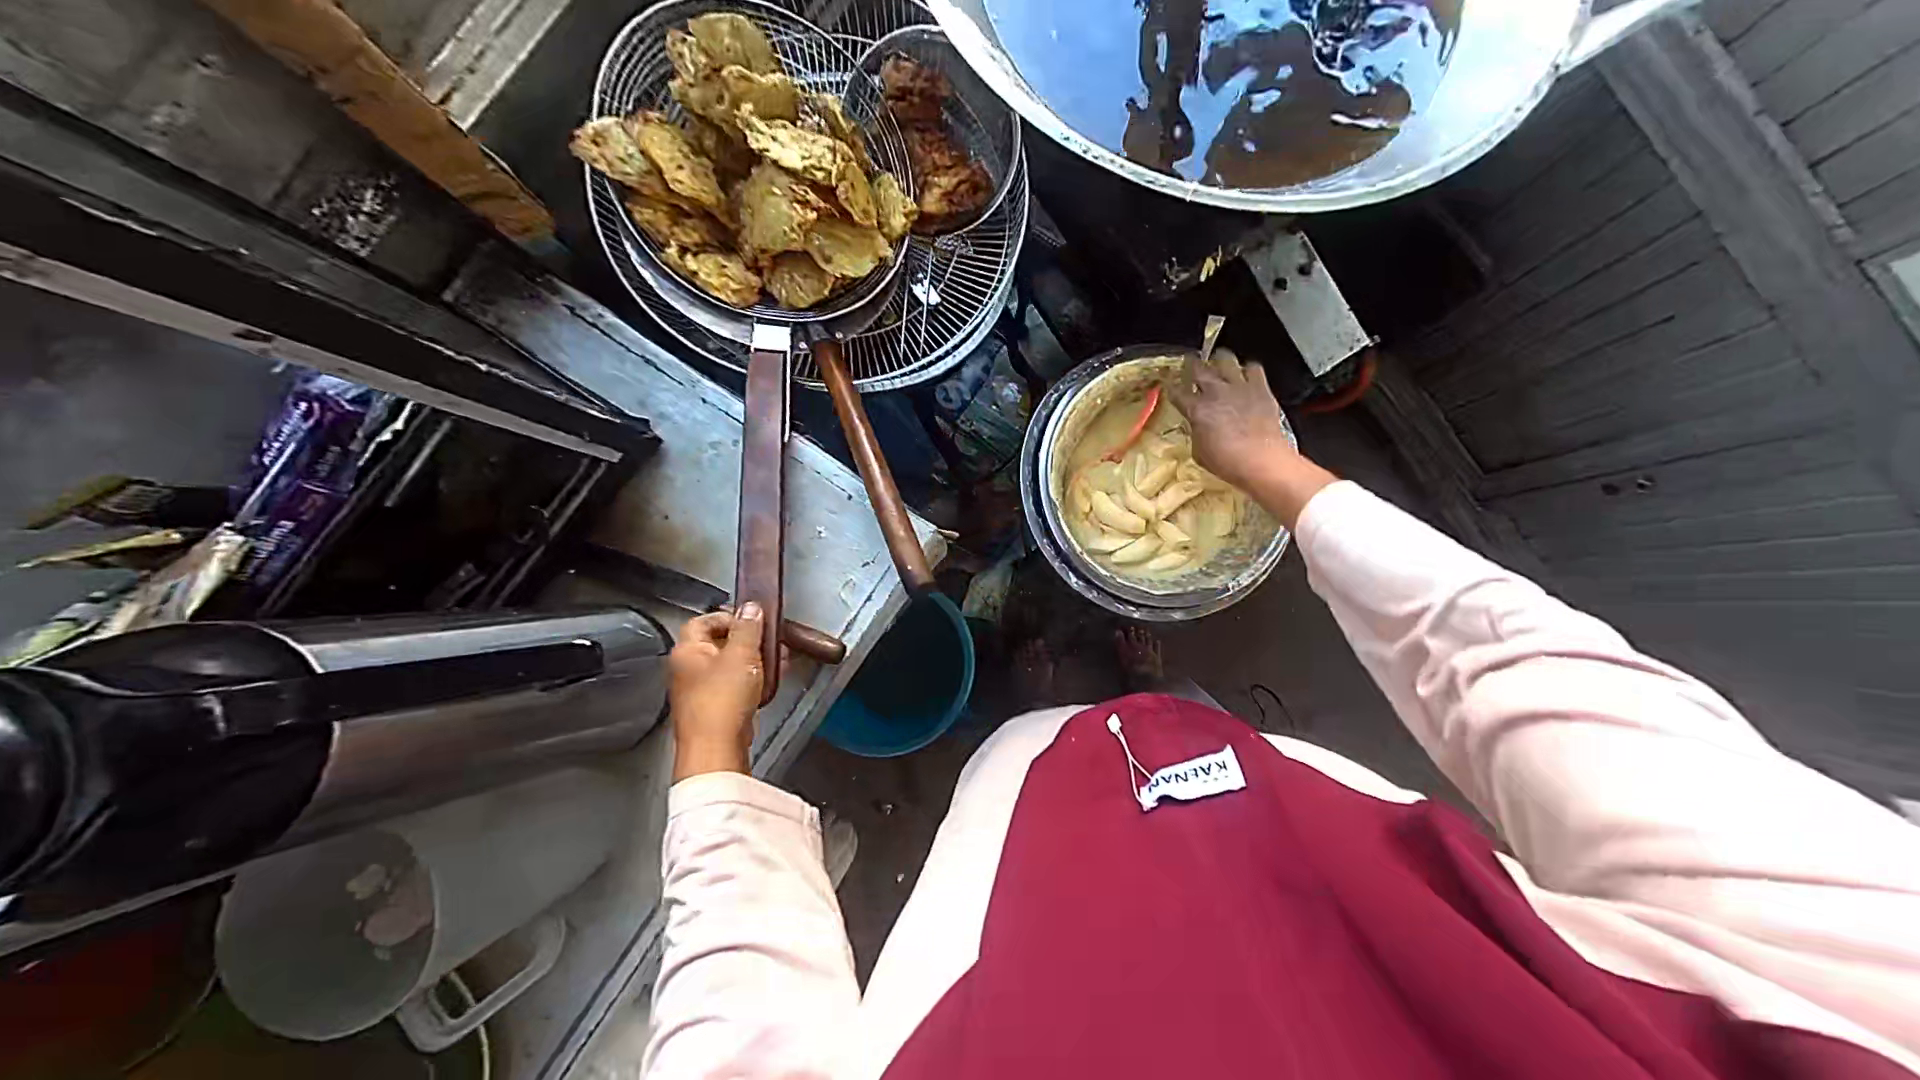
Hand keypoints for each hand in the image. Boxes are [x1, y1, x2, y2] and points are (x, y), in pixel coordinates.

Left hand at [668, 604, 767, 781]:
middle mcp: (688, 669)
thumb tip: (750, 609)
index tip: (751, 619)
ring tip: (772, 662)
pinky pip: (734, 686)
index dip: (729, 616)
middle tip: (765, 641)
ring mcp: (700, 690)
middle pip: (718, 643)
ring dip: (752, 661)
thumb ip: (748, 628)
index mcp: (687, 651)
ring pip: (729, 666)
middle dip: (746, 640)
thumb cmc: (719, 704)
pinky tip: (767, 684)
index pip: (704, 620)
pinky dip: (751, 682)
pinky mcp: (714, 708)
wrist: (717, 748)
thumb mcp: (742, 654)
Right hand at [1167, 348, 1295, 492]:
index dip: (1171, 388)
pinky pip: (1253, 367)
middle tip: (1190, 362)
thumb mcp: (1199, 451)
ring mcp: (1238, 387)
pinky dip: (1248, 369)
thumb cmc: (1227, 462)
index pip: (1177, 393)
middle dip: (1191, 364)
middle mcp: (1215, 392)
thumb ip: (1197, 432)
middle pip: (1198, 368)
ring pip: (1225, 359)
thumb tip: (1199, 426)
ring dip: (1219, 359)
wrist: (1261, 461)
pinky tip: (1246, 373)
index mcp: (1196, 409)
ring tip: (1219, 360)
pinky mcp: (1260, 387)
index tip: (1170, 386)